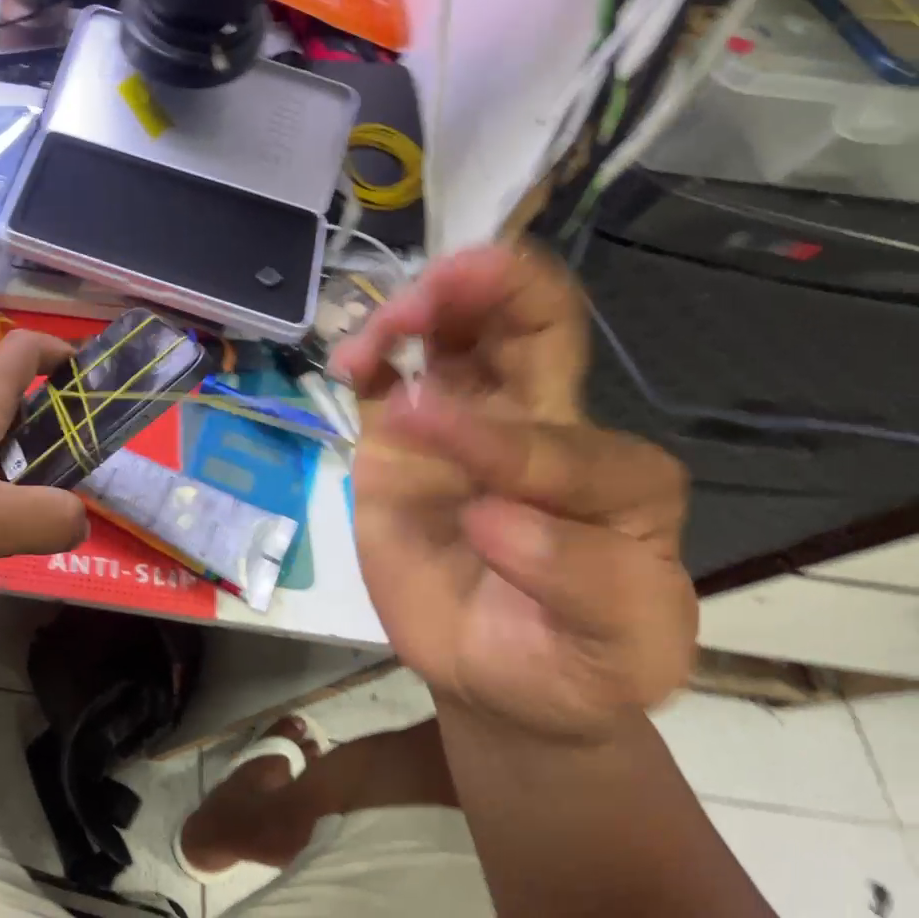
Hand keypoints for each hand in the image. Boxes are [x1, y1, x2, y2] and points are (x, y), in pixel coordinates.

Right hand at [335, 245, 695, 742]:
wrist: (501, 675)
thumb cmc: (574, 659)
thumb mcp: (617, 647)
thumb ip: (585, 585)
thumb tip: (493, 514)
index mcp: (611, 475)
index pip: (559, 431)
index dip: (495, 439)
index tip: (433, 463)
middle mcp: (541, 430)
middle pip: (530, 327)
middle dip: (489, 291)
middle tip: (435, 290)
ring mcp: (465, 428)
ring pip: (454, 336)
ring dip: (419, 312)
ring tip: (372, 340)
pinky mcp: (401, 441)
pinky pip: (389, 379)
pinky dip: (370, 354)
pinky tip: (350, 360)